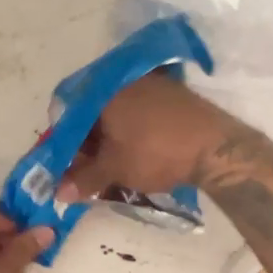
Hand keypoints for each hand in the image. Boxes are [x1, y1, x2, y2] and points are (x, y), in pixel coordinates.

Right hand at [58, 75, 243, 200]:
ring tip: (108, 167)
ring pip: (113, 113)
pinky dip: (126, 132)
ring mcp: (147, 83)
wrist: (214, 147)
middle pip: (89, 111)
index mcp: (101, 90)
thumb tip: (58, 193)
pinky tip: (130, 154)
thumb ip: (83, 179)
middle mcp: (121, 79)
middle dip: (84, 143)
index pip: (66, 112)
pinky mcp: (167, 93)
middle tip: (86, 171)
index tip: (65, 166)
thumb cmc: (156, 153)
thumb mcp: (114, 169)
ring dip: (105, 139)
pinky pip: (135, 111)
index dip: (61, 142)